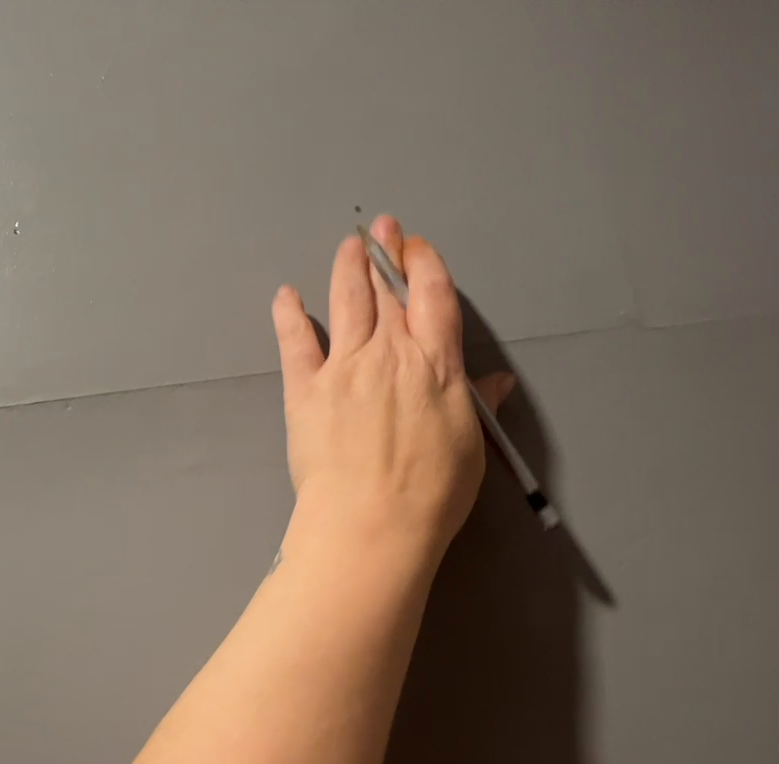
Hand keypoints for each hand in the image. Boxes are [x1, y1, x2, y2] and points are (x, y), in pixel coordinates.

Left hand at [271, 215, 515, 562]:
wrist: (370, 522)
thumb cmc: (430, 493)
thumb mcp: (469, 447)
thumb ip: (476, 405)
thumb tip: (493, 381)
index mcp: (435, 365)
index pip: (432, 298)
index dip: (423, 265)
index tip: (415, 246)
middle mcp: (390, 354)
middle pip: (388, 292)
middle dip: (384, 254)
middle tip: (379, 227)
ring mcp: (344, 368)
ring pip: (346, 303)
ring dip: (346, 269)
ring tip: (347, 247)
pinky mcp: (305, 391)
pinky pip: (296, 342)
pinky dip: (289, 315)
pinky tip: (285, 295)